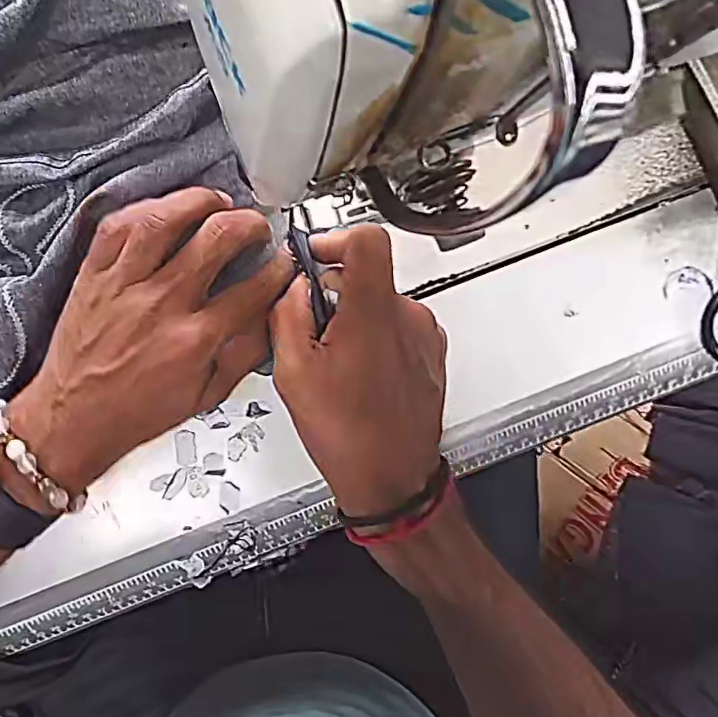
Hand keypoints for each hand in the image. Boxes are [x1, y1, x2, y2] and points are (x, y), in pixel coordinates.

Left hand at [5, 187, 290, 494]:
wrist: (72, 419)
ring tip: (215, 203)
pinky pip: (117, 226)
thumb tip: (266, 318)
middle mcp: (160, 305)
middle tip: (254, 227)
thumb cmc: (133, 412)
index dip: (278, 268)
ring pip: (164, 220)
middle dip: (248, 223)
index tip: (282, 261)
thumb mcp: (204, 397)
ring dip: (198, 200)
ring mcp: (123, 285)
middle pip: (216, 239)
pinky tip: (163, 209)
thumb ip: (241, 355)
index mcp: (193, 340)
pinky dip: (144, 208)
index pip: (252, 288)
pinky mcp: (94, 276)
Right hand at [268, 223, 445, 517]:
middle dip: (332, 290)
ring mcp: (423, 335)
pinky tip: (355, 372)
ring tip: (333, 360)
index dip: (334, 239)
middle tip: (310, 326)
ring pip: (379, 301)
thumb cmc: (349, 436)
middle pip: (366, 272)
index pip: (366, 238)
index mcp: (372, 313)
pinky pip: (396, 325)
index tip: (314, 256)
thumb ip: (286, 313)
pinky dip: (373, 336)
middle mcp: (406, 317)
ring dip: (352, 317)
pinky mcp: (430, 353)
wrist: (391, 478)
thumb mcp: (292, 372)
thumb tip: (291, 287)